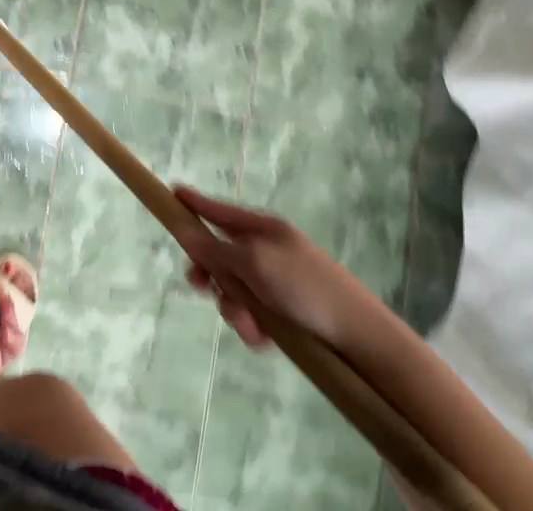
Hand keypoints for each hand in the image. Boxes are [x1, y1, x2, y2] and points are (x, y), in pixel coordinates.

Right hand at [171, 186, 382, 349]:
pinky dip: (252, 326)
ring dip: (234, 308)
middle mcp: (268, 252)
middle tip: (201, 287)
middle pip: (220, 255)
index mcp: (264, 230)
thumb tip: (184, 231)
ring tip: (249, 325)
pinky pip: (252, 314)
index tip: (172, 194)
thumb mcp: (254, 263)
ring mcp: (276, 282)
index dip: (194, 204)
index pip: (219, 211)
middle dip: (211, 275)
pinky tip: (263, 338)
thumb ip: (215, 249)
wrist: (360, 335)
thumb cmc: (306, 288)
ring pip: (233, 290)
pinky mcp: (285, 311)